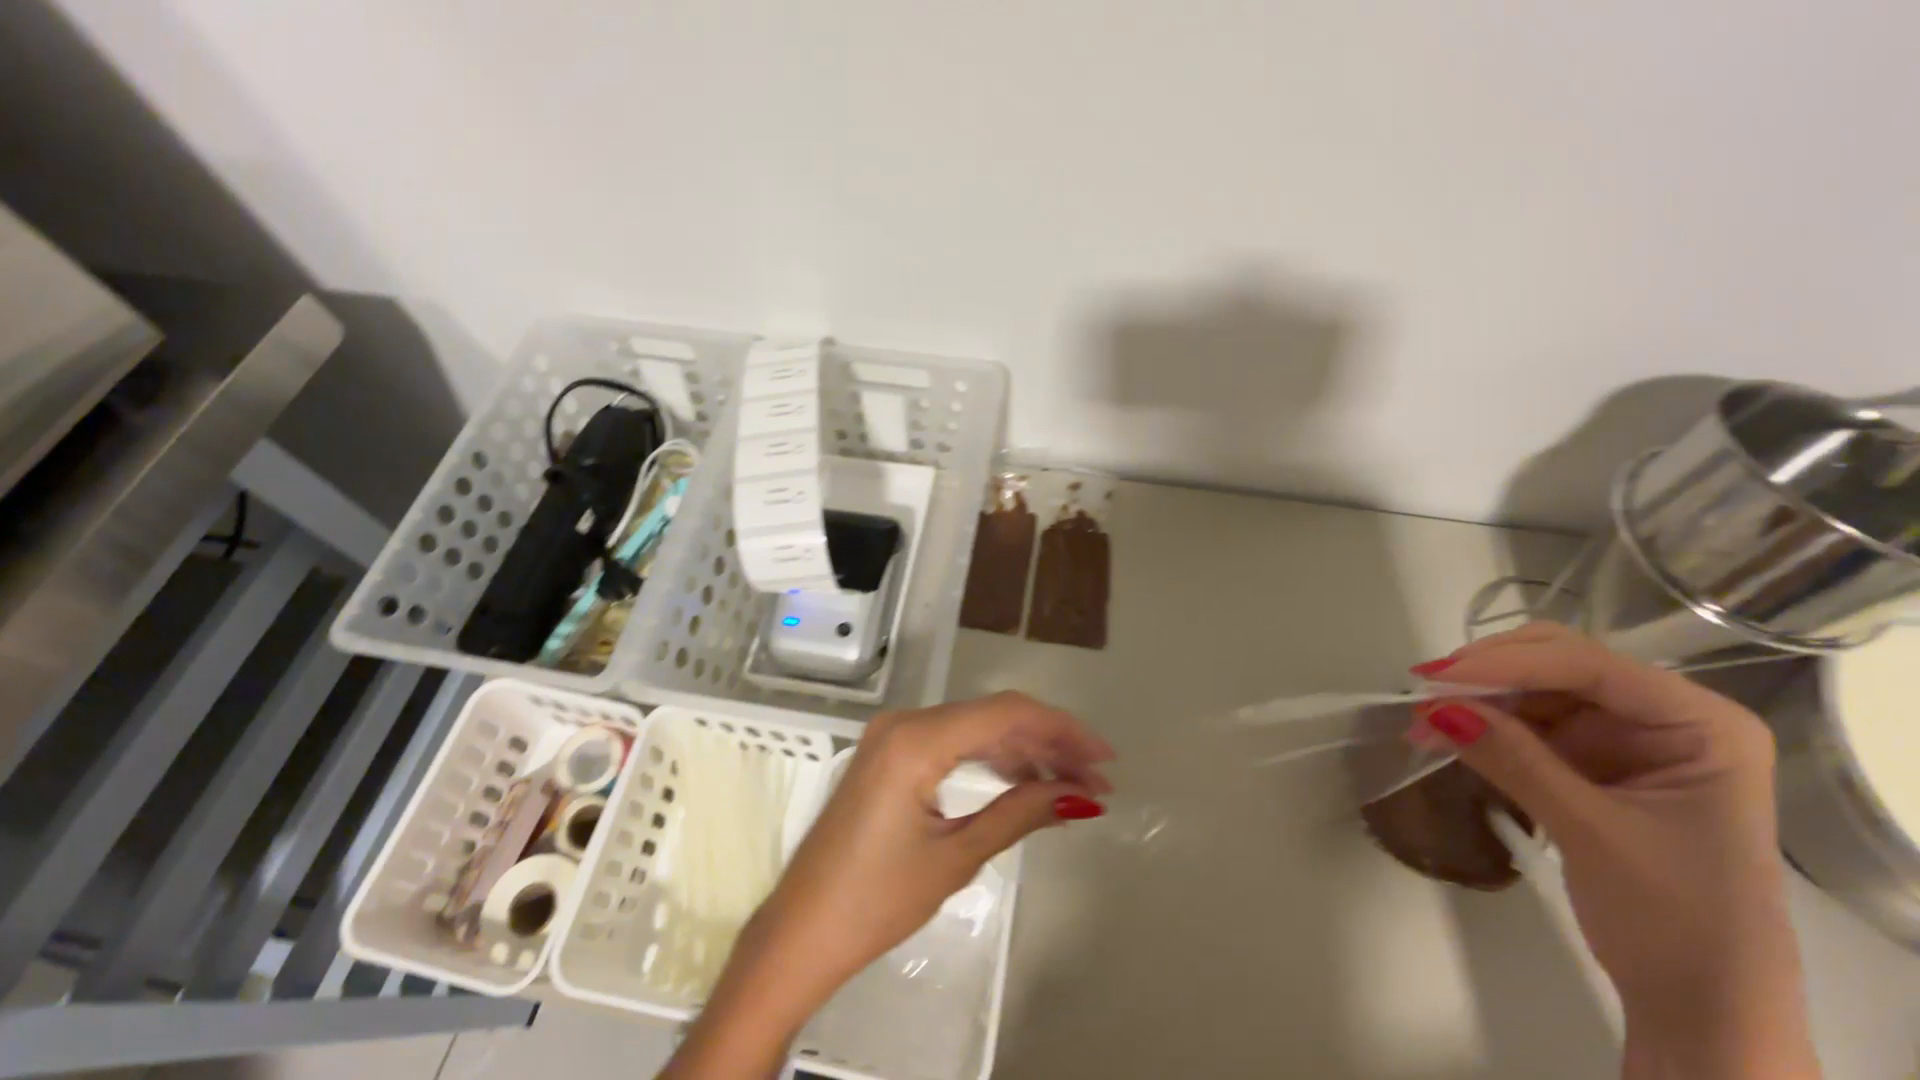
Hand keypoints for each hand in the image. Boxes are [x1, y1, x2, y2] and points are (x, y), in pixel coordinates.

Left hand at [660, 692, 1113, 1079]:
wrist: (803, 931)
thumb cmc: (876, 900)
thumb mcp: (957, 856)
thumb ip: (1020, 814)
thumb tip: (1081, 796)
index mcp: (917, 740)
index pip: (1006, 714)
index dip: (1063, 730)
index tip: (1104, 759)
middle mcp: (903, 723)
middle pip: (992, 716)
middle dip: (1049, 744)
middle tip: (1095, 779)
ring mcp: (890, 737)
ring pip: (974, 728)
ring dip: (1023, 752)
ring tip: (1070, 786)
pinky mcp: (887, 757)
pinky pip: (950, 743)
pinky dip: (989, 760)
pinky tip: (1023, 782)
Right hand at [1412, 623, 1818, 1078]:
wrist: (1706, 1008)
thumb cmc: (1674, 918)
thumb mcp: (1590, 831)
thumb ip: (1514, 760)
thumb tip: (1433, 708)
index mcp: (1702, 724)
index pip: (1592, 668)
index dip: (1509, 664)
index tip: (1434, 677)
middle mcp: (1671, 719)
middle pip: (1567, 668)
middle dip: (1494, 676)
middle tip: (1425, 693)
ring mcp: (1635, 744)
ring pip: (1543, 696)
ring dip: (1483, 703)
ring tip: (1425, 721)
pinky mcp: (1603, 769)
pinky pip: (1538, 731)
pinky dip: (1493, 731)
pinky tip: (1451, 736)